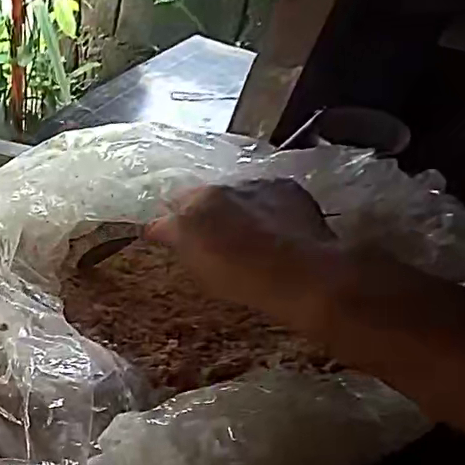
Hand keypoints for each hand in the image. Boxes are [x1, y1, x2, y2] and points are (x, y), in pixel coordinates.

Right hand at [144, 179, 345, 322]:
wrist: (304, 273)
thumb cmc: (242, 280)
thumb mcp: (199, 271)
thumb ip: (181, 245)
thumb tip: (165, 232)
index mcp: (187, 213)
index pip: (161, 221)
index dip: (161, 232)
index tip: (162, 241)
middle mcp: (215, 190)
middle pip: (193, 199)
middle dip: (193, 213)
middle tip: (202, 235)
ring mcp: (251, 184)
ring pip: (227, 193)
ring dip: (227, 207)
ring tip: (237, 229)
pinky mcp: (283, 185)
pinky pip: (260, 193)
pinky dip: (257, 205)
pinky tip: (267, 225)